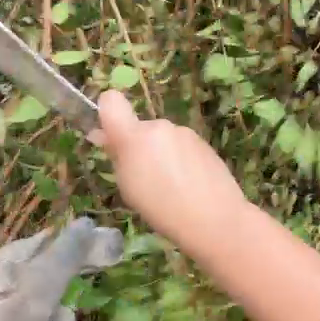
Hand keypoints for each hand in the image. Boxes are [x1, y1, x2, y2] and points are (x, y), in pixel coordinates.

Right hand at [92, 90, 251, 252]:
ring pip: (162, 139)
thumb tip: (103, 135)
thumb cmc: (162, 209)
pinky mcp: (204, 143)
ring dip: (160, 155)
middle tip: (144, 180)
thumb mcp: (128, 187)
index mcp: (135, 136)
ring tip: (170, 188)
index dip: (107, 114)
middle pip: (140, 129)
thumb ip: (117, 157)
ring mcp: (185, 133)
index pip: (111, 101)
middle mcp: (161, 126)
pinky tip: (188, 185)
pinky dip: (180, 161)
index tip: (111, 138)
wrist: (215, 219)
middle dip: (138, 147)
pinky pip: (181, 147)